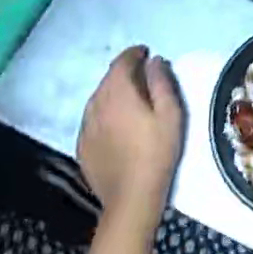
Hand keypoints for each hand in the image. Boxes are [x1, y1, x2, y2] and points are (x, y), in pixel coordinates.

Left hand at [78, 47, 184, 223]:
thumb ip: (162, 82)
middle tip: (143, 76)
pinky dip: (104, 113)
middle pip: (109, 78)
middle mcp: (96, 102)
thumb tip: (155, 60)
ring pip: (99, 97)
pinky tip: (116, 125)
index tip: (147, 54)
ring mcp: (85, 125)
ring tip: (130, 100)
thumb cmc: (156, 154)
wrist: (130, 199)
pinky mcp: (82, 144)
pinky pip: (93, 118)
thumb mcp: (171, 115)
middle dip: (124, 72)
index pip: (122, 61)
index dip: (135, 54)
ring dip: (113, 92)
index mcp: (118, 91)